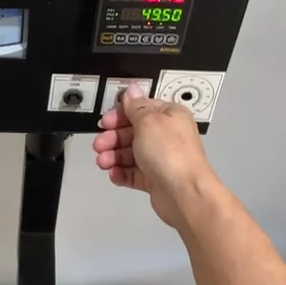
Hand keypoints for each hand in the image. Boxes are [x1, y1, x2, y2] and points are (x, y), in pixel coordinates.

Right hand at [93, 86, 217, 230]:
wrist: (184, 193)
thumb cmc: (174, 156)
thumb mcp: (148, 121)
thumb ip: (136, 106)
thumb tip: (132, 91)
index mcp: (170, 116)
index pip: (140, 109)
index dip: (120, 114)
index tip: (106, 121)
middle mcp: (167, 137)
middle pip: (132, 132)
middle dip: (113, 138)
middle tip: (101, 144)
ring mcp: (162, 159)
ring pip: (131, 154)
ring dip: (114, 156)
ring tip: (104, 161)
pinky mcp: (156, 179)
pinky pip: (133, 174)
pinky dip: (121, 173)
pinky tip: (114, 173)